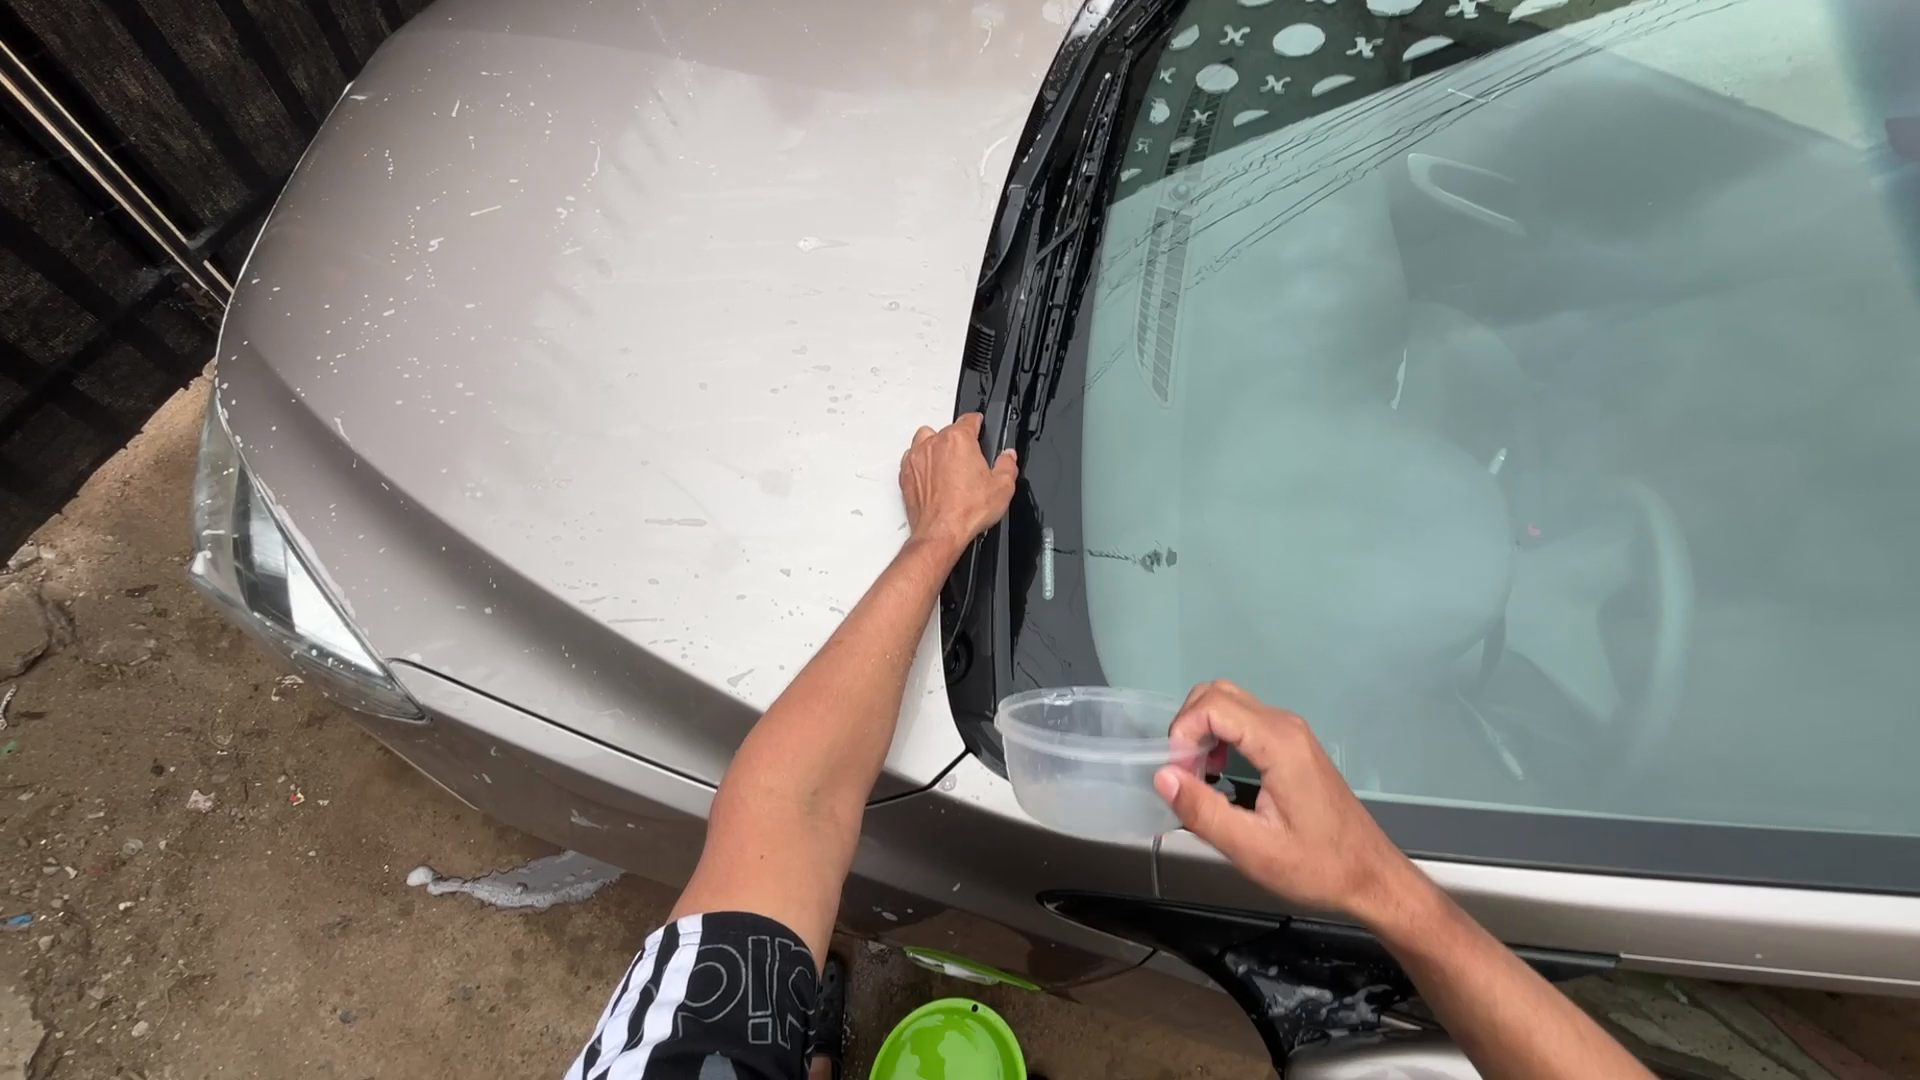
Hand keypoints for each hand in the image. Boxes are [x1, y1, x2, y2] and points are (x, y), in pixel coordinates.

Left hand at [899, 413, 1017, 556]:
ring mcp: (917, 458)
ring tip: (947, 462)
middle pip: (946, 430)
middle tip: (968, 458)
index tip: (979, 425)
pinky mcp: (906, 474)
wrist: (941, 533)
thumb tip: (1008, 456)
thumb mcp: (1003, 487)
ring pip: (925, 439)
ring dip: (935, 445)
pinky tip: (932, 475)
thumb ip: (1007, 465)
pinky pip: (911, 458)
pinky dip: (921, 463)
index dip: (977, 422)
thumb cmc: (965, 511)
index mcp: (959, 439)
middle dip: (958, 440)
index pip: (969, 419)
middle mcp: (935, 443)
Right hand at [1154, 680, 1429, 929]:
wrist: (1372, 877)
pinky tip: (1219, 771)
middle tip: (1182, 772)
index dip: (1183, 733)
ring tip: (1197, 773)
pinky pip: (1242, 718)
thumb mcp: (1253, 849)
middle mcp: (1284, 725)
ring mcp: (1290, 731)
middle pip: (1217, 693)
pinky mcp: (1291, 742)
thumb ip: (1203, 811)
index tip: (1178, 774)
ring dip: (1201, 729)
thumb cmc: (1316, 866)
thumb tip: (1163, 776)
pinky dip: (1218, 734)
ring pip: (1228, 701)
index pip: (1212, 706)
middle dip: (1187, 726)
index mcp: (1278, 744)